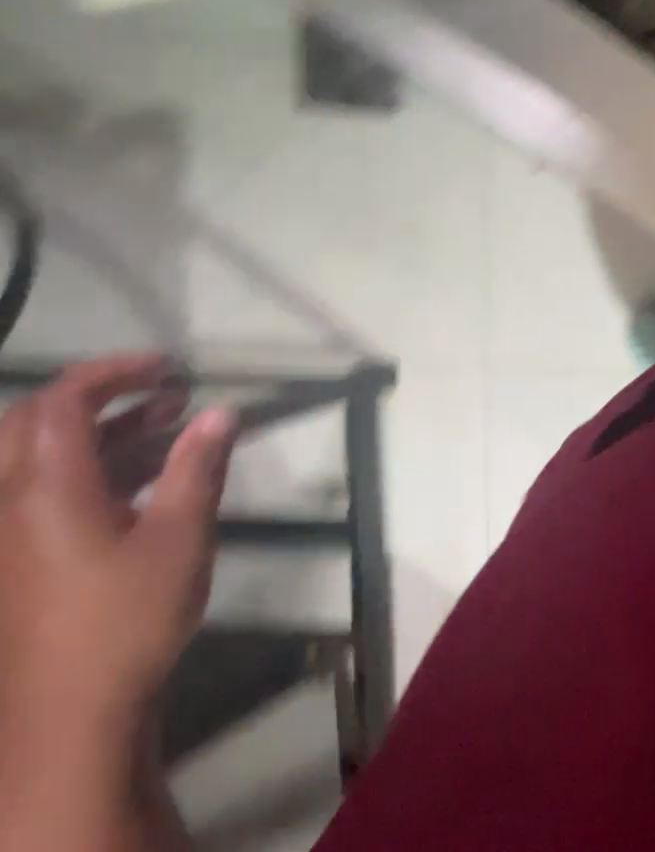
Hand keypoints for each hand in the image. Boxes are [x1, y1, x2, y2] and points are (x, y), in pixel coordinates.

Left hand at [0, 356, 236, 734]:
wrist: (68, 702)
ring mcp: (9, 530)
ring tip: (168, 424)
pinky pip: (42, 488)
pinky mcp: (21, 554)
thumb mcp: (181, 537)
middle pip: (30, 424)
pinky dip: (90, 466)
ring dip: (97, 431)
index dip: (111, 373)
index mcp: (44, 490)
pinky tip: (145, 476)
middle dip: (97, 396)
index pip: (59, 404)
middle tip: (164, 393)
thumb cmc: (128, 614)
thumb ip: (197, 469)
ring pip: (36, 457)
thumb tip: (220, 413)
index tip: (168, 366)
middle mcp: (8, 501)